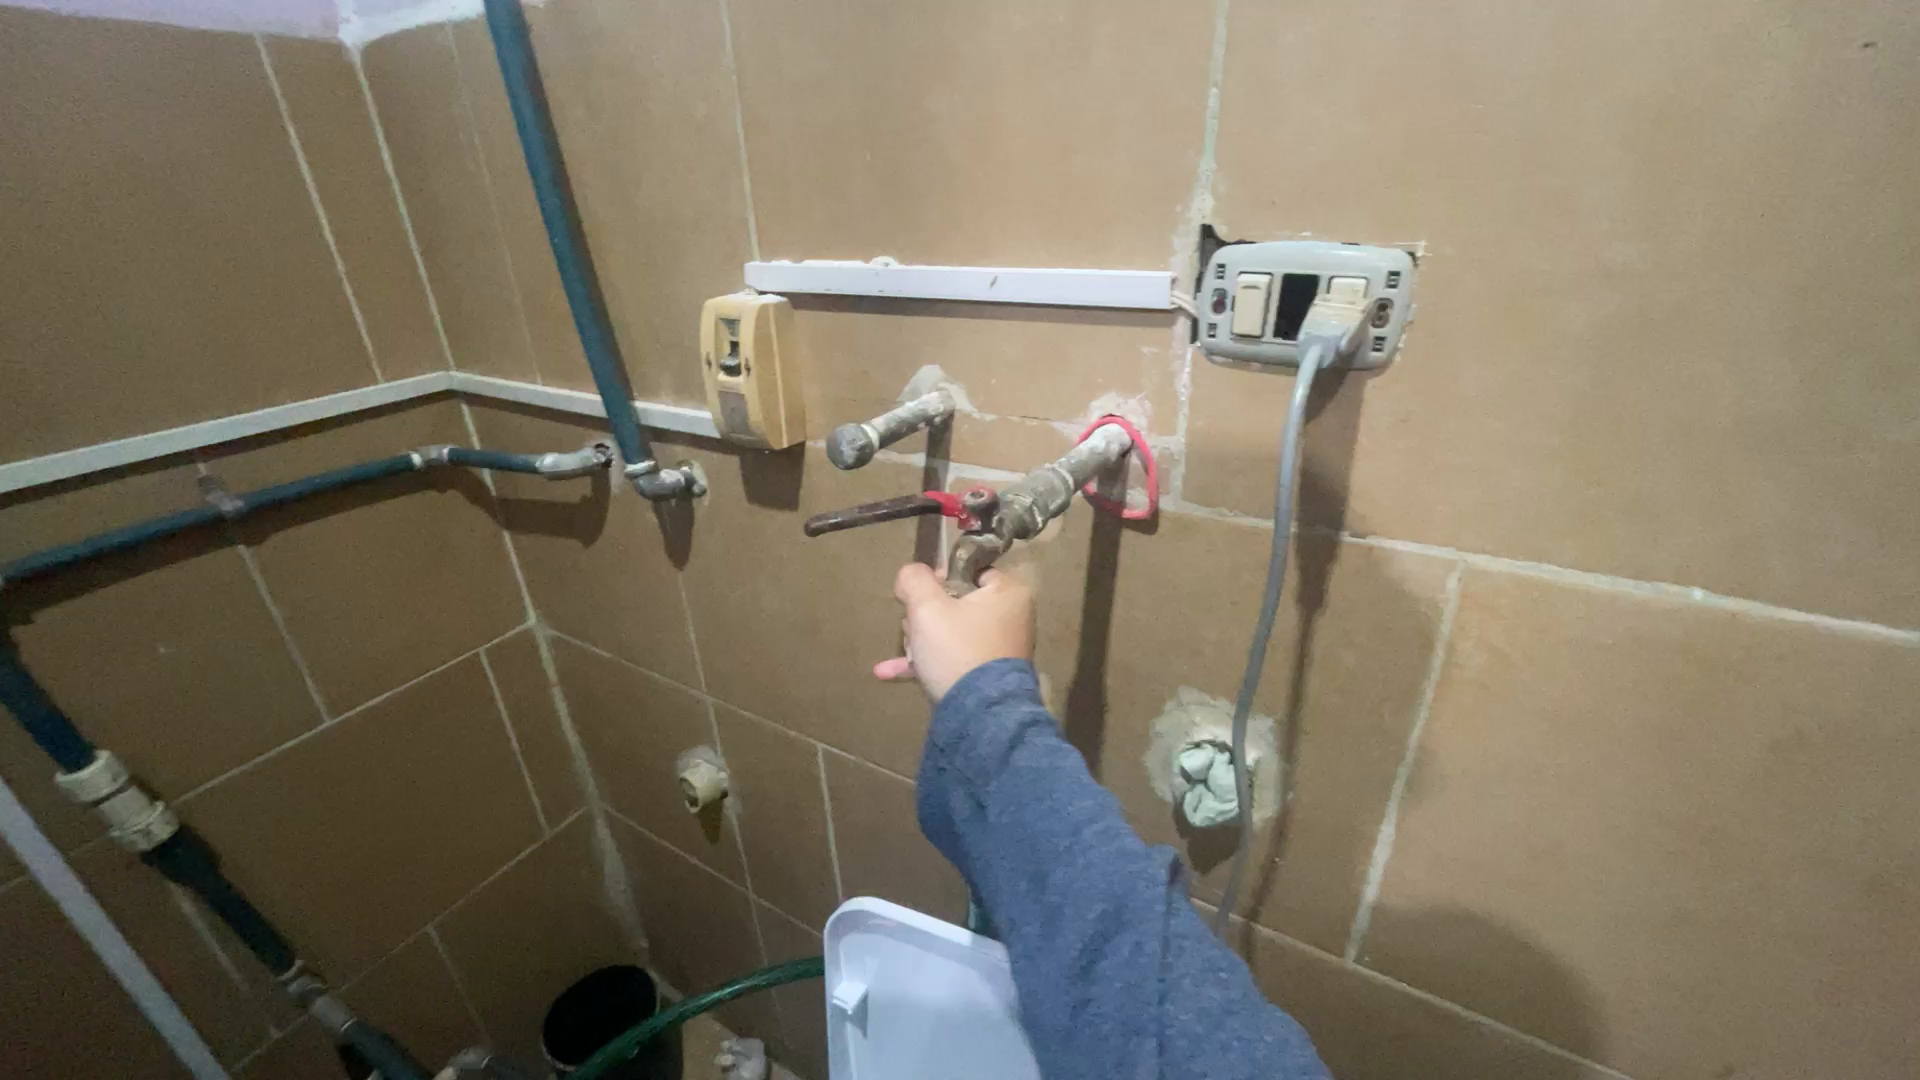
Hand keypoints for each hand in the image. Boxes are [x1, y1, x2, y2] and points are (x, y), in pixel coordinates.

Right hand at [873, 563, 1033, 701]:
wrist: (979, 716)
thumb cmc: (957, 650)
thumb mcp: (927, 608)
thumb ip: (914, 580)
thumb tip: (910, 574)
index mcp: (1008, 594)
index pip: (970, 571)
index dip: (940, 578)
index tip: (922, 595)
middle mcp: (1010, 618)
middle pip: (956, 603)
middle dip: (926, 618)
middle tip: (916, 629)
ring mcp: (998, 650)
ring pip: (949, 633)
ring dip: (921, 642)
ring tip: (912, 655)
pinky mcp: (984, 676)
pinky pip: (951, 659)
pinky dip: (925, 663)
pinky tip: (887, 671)